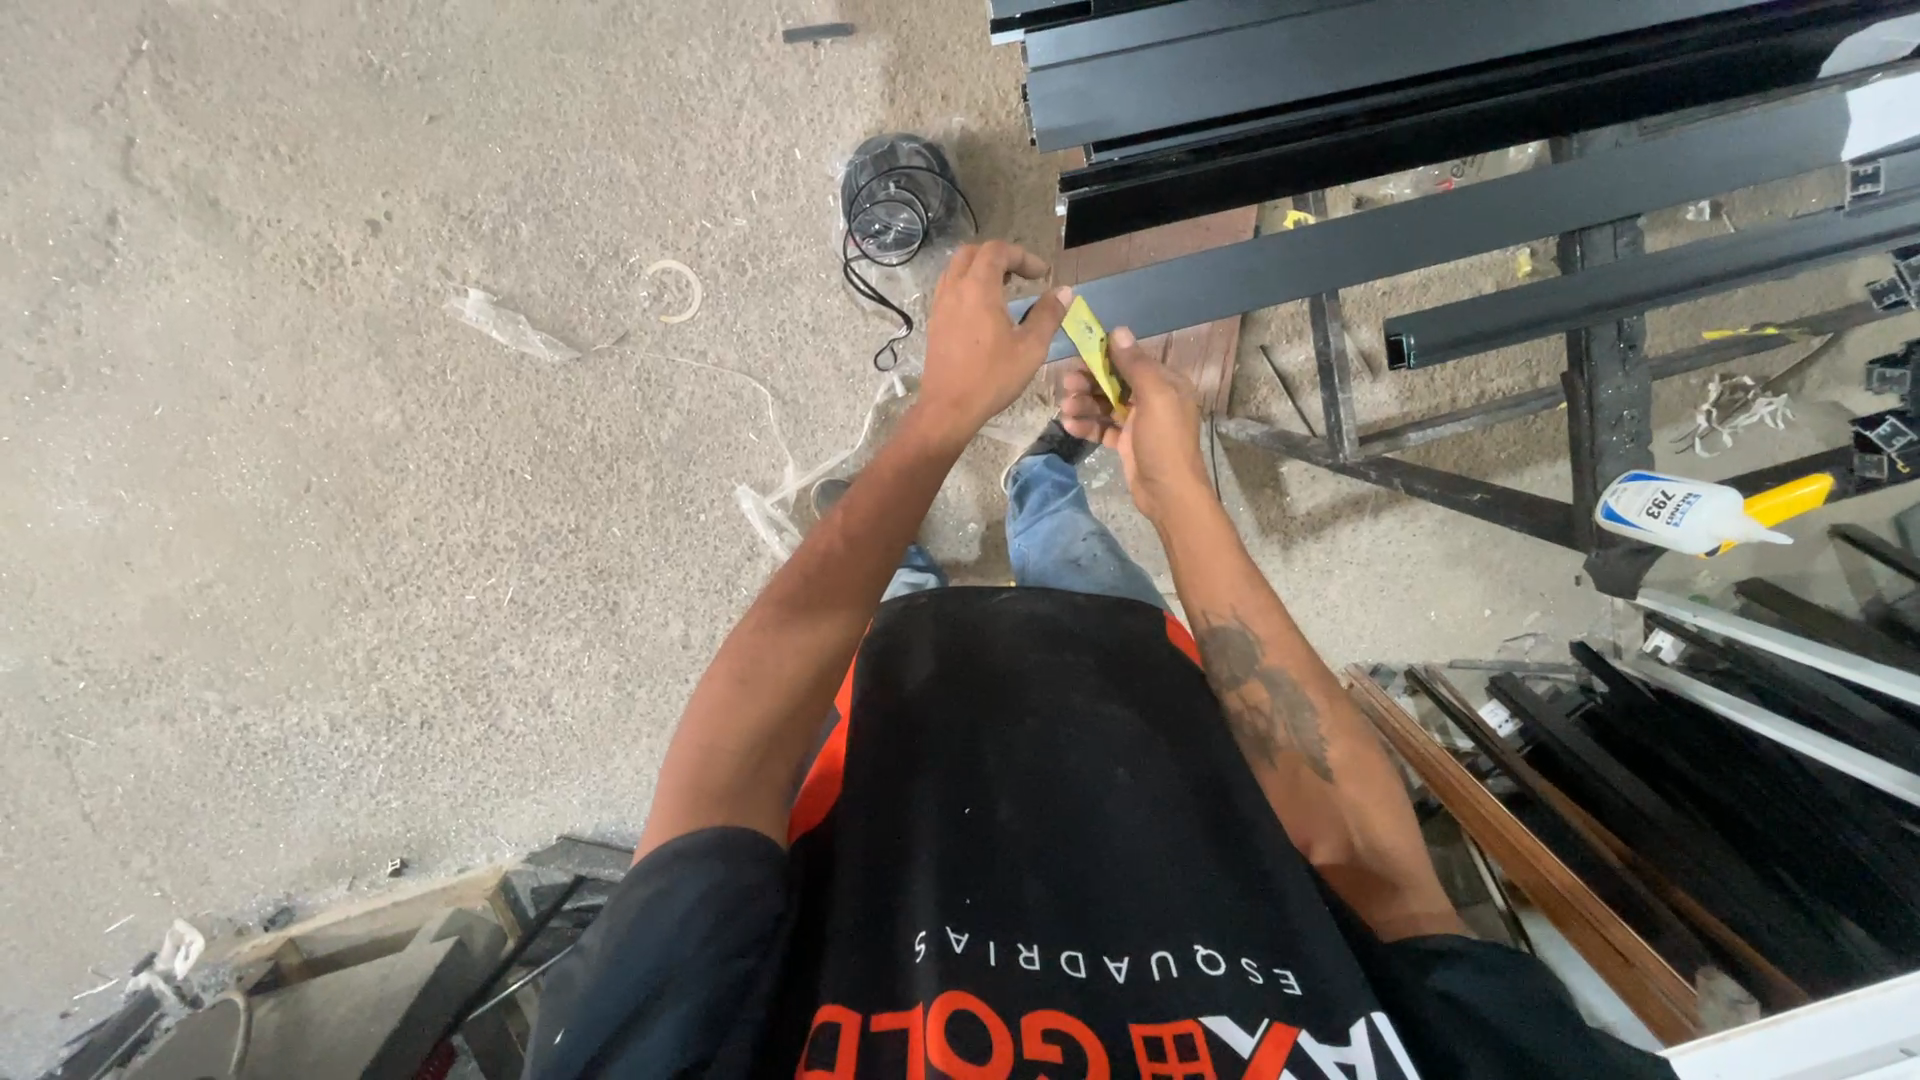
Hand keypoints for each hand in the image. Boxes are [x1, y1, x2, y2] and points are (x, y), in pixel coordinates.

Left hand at [916, 241, 1072, 441]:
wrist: (949, 408)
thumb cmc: (992, 378)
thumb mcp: (1030, 348)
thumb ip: (1048, 315)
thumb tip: (1064, 291)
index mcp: (979, 288)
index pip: (998, 251)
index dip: (1023, 256)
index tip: (1042, 274)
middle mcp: (955, 289)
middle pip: (972, 253)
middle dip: (999, 257)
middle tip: (1020, 275)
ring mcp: (940, 306)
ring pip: (956, 269)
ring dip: (980, 270)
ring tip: (1003, 289)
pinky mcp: (934, 323)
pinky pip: (948, 289)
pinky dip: (966, 286)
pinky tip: (982, 311)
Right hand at [1060, 327, 1209, 523]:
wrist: (1169, 493)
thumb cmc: (1165, 442)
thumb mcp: (1155, 397)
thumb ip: (1135, 364)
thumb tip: (1118, 331)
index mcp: (1166, 383)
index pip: (1131, 362)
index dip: (1105, 358)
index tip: (1079, 358)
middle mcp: (1153, 399)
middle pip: (1115, 383)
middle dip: (1089, 383)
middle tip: (1066, 385)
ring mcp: (1139, 422)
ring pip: (1106, 405)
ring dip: (1084, 405)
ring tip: (1065, 409)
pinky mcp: (1127, 443)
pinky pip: (1103, 428)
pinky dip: (1088, 426)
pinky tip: (1070, 426)